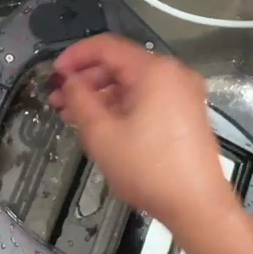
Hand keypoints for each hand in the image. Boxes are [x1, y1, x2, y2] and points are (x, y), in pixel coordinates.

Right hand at [48, 34, 238, 232]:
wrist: (198, 206)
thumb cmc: (151, 170)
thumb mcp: (102, 134)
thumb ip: (79, 100)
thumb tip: (69, 83)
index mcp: (155, 71)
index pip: (106, 47)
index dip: (75, 56)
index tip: (55, 72)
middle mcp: (173, 74)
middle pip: (120, 63)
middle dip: (86, 79)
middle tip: (59, 97)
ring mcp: (183, 94)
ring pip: (132, 82)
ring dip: (101, 94)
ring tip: (73, 113)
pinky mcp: (185, 113)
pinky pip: (146, 97)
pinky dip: (121, 105)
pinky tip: (100, 123)